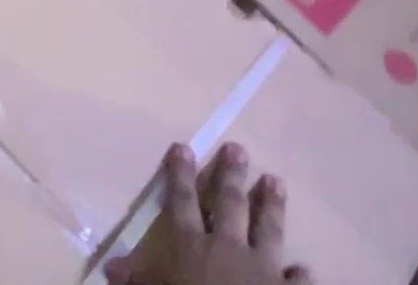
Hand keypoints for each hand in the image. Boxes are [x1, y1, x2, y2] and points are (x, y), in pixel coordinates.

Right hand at [106, 144, 312, 284]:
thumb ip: (136, 280)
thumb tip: (110, 267)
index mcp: (191, 245)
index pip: (182, 200)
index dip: (180, 173)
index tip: (184, 146)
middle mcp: (227, 247)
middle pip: (230, 204)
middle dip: (232, 175)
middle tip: (238, 148)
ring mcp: (262, 270)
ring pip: (267, 229)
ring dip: (271, 205)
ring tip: (276, 180)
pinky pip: (297, 282)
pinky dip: (301, 276)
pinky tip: (306, 269)